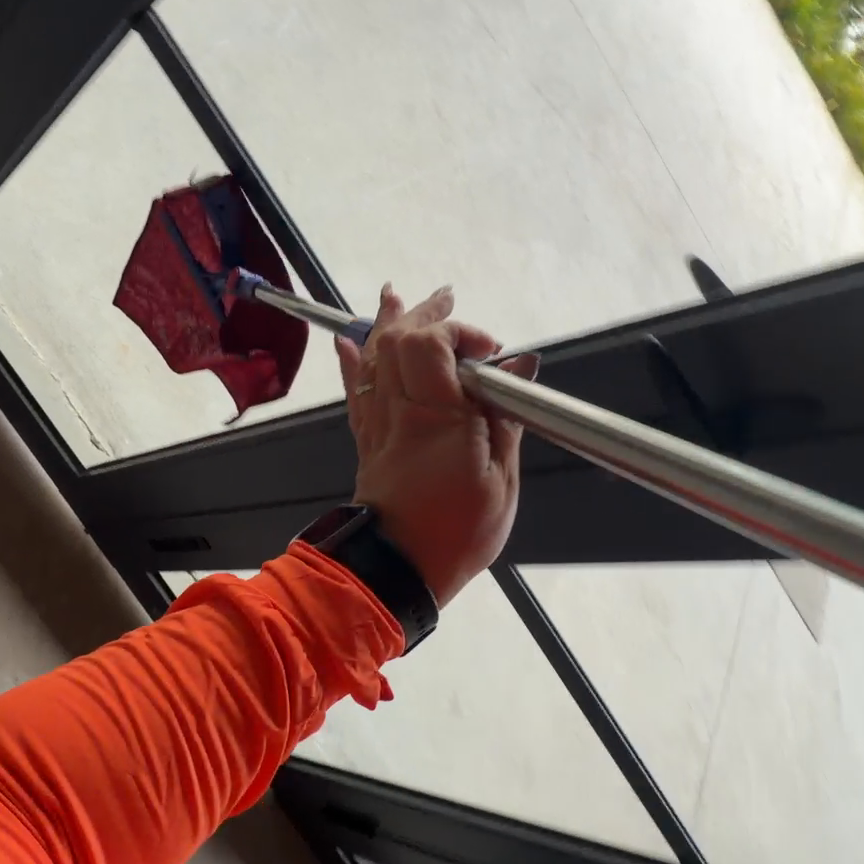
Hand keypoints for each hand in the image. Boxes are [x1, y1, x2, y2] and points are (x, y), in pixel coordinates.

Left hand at [335, 285, 540, 606]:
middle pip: (396, 343)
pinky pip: (354, 391)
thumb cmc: (458, 530)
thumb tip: (517, 365)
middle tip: (444, 297)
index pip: (429, 347)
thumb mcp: (501, 479)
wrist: (397, 567)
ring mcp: (377, 423)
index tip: (491, 350)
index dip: (458, 333)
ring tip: (394, 296)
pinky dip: (352, 362)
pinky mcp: (365, 438)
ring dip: (384, 325)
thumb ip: (504, 417)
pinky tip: (346, 342)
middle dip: (421, 314)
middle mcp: (399, 410)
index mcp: (437, 417)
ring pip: (371, 360)